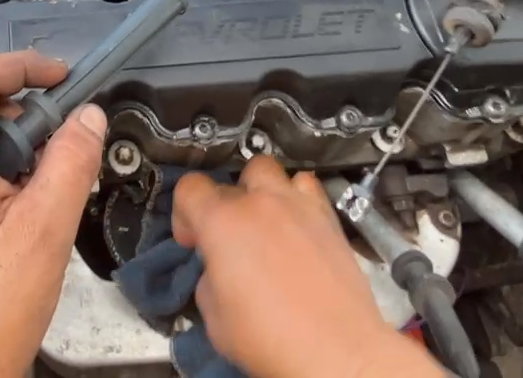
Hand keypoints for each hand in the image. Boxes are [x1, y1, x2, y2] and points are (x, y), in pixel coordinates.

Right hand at [173, 157, 441, 377]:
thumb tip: (218, 273)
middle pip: (228, 183)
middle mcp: (257, 203)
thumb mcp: (217, 320)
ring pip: (266, 169)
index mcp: (221, 222)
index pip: (190, 188)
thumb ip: (209, 281)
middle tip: (227, 238)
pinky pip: (306, 186)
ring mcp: (295, 205)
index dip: (184, 213)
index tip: (192, 239)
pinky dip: (296, 196)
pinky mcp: (326, 217)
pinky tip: (295, 223)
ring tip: (262, 219)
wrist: (338, 353)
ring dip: (258, 189)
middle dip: (221, 207)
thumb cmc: (274, 339)